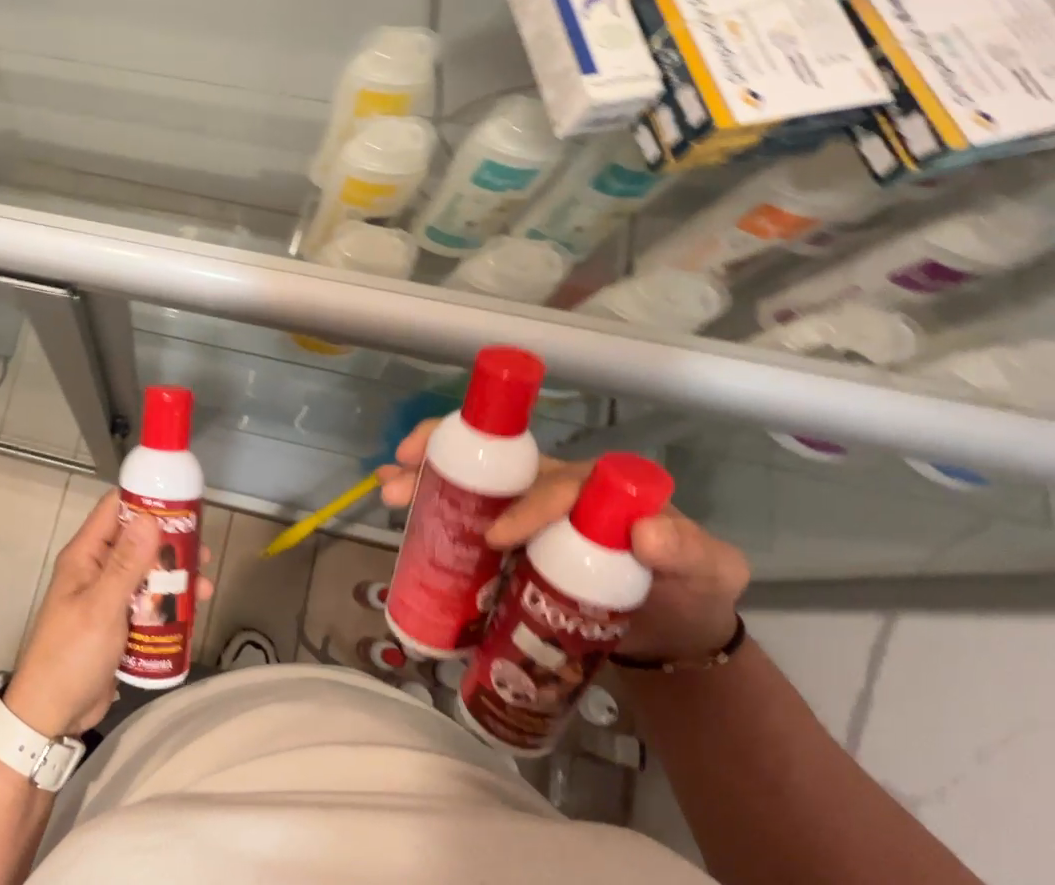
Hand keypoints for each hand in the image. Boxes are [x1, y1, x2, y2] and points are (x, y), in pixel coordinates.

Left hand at [3, 490, 213, 737]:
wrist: (52, 713)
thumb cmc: (71, 655)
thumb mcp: (102, 607)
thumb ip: (126, 564)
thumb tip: (149, 518)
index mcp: (84, 556)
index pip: (114, 510)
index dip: (146, 501)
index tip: (182, 503)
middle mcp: (95, 570)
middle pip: (137, 542)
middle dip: (170, 545)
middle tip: (203, 553)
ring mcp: (107, 598)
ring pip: (146, 575)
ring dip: (174, 578)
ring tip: (205, 588)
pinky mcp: (118, 624)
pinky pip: (147, 604)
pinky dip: (168, 605)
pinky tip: (191, 614)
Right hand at [378, 420, 748, 662]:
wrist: (669, 634)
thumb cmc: (690, 594)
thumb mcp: (710, 573)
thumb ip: (691, 553)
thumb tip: (646, 533)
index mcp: (596, 487)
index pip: (554, 483)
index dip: (524, 503)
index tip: (499, 538)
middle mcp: (554, 489)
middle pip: (495, 468)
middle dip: (444, 464)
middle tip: (403, 475)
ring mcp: (525, 514)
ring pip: (470, 487)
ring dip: (424, 482)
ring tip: (387, 492)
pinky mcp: (506, 541)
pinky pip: (465, 519)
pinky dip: (429, 511)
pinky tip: (399, 514)